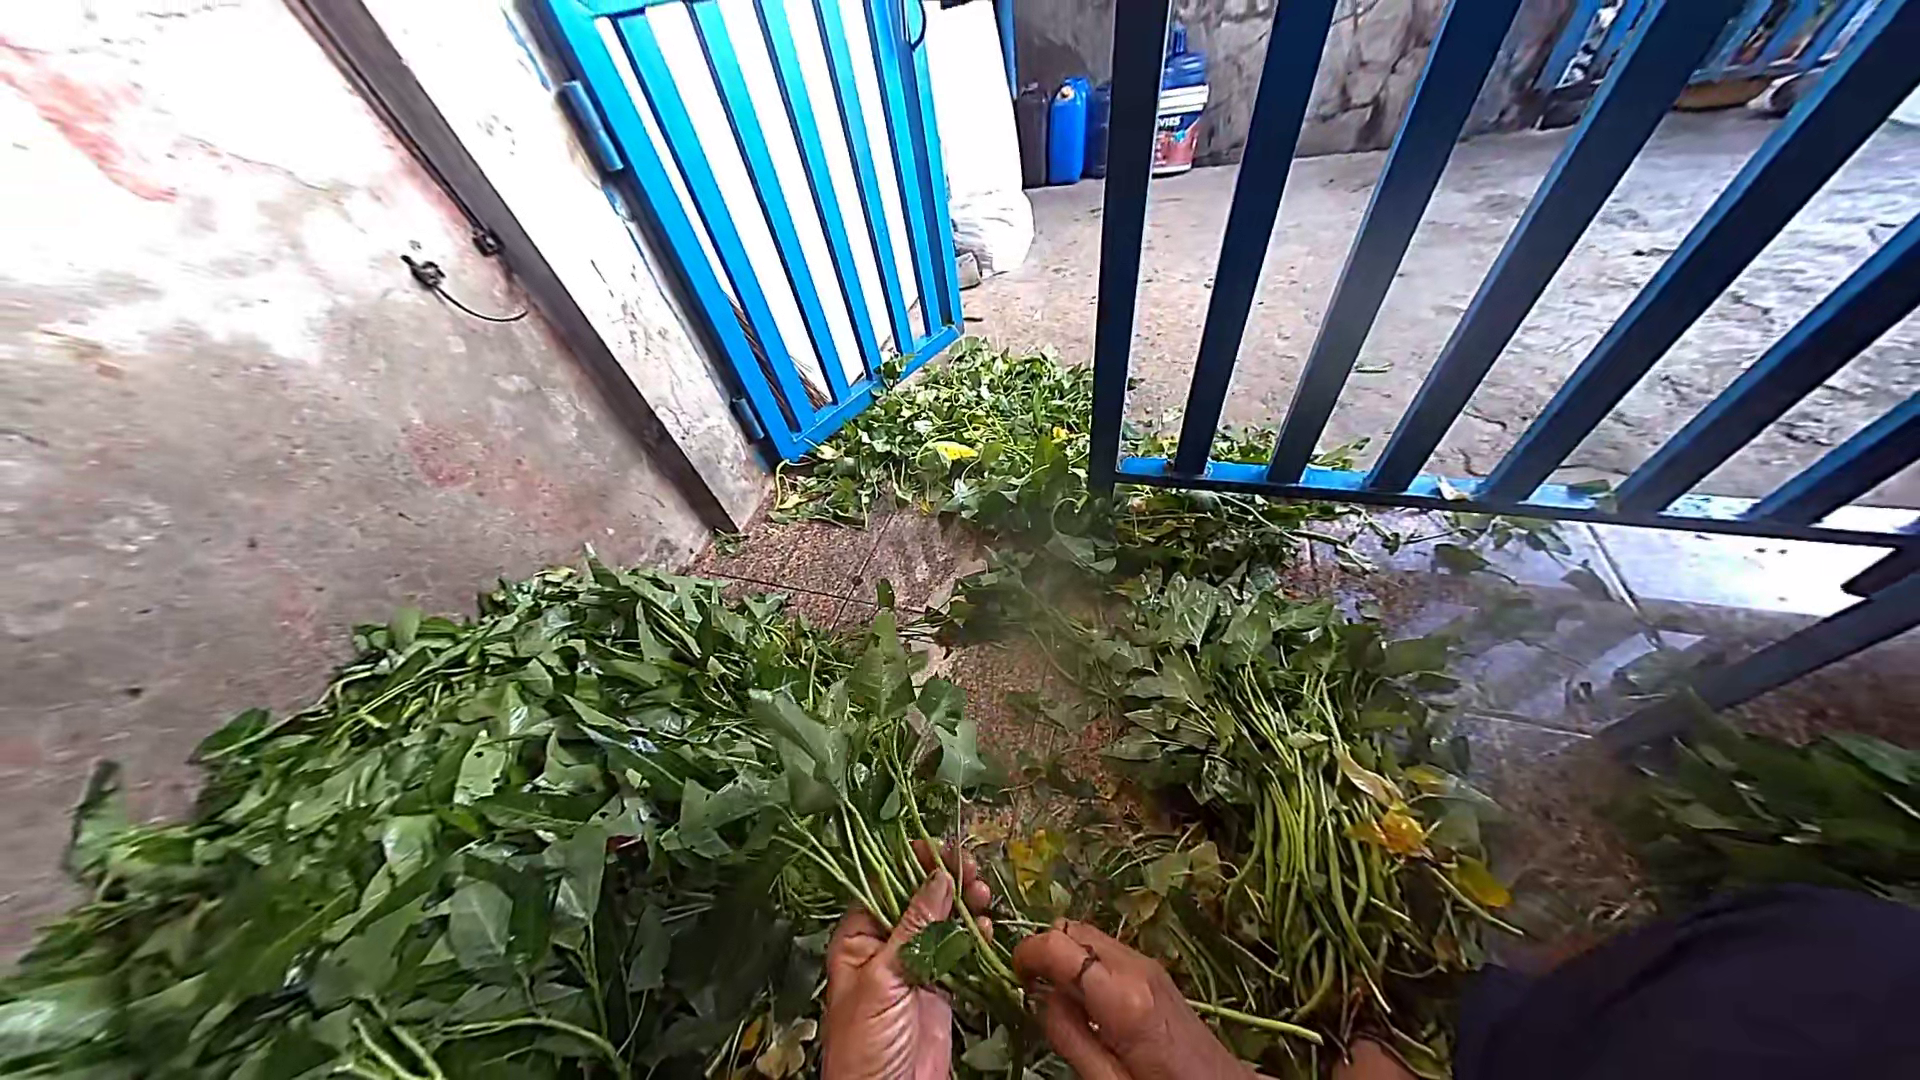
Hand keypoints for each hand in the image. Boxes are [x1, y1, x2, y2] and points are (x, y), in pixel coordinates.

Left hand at [821, 840, 993, 1079]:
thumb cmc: (865, 1043)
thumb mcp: (884, 978)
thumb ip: (913, 926)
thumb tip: (938, 875)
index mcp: (861, 934)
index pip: (886, 881)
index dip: (914, 861)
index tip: (942, 849)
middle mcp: (888, 941)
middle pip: (919, 895)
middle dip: (946, 879)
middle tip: (971, 870)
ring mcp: (916, 962)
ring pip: (943, 918)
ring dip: (965, 902)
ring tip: (983, 895)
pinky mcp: (941, 984)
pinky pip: (959, 949)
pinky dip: (975, 935)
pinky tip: (986, 928)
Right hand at [1012, 920, 1251, 1079]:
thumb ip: (1068, 1037)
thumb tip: (1042, 997)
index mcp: (1120, 996)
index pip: (1058, 944)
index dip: (1027, 953)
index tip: (1014, 977)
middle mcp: (1132, 964)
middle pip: (1069, 928)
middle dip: (1045, 951)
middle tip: (1036, 991)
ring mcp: (1144, 961)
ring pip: (1086, 933)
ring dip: (1064, 954)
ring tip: (1062, 999)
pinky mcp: (1151, 967)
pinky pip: (1104, 948)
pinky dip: (1084, 961)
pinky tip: (1089, 1001)